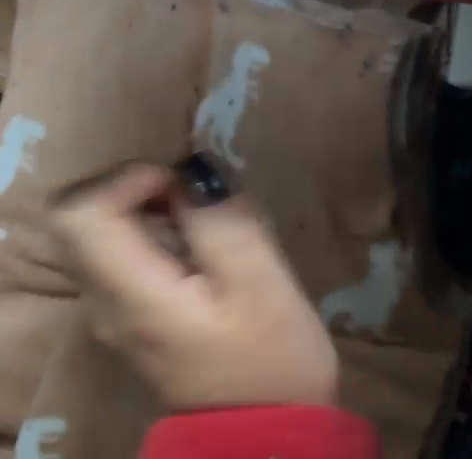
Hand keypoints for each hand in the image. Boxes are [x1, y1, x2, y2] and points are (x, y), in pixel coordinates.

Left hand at [50, 162, 337, 409]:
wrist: (264, 420)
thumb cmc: (270, 349)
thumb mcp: (263, 282)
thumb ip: (225, 226)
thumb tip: (196, 174)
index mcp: (128, 291)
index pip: (78, 213)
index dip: (129, 177)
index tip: (192, 180)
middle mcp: (103, 300)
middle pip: (83, 222)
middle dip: (144, 189)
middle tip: (211, 193)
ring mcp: (117, 312)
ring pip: (107, 237)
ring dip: (158, 209)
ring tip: (221, 215)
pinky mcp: (141, 316)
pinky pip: (132, 256)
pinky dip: (165, 232)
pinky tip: (214, 243)